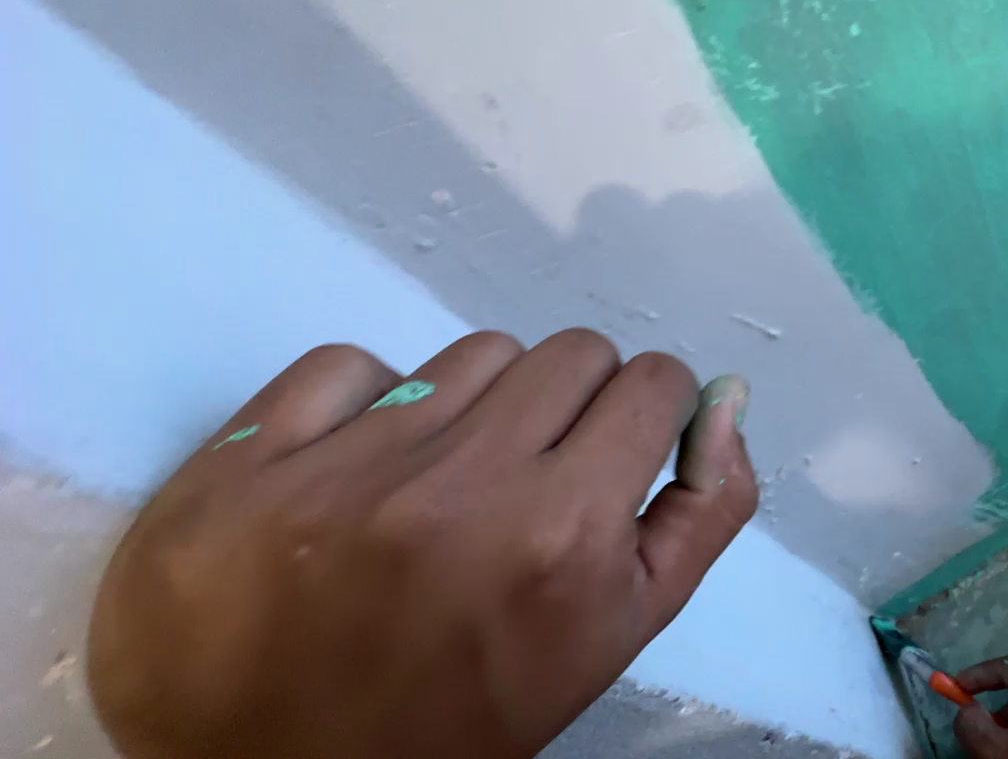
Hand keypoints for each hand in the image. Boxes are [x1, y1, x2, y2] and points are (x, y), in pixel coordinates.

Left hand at [87, 329, 756, 758]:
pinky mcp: (234, 470)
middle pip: (576, 352)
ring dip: (486, 403)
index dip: (654, 409)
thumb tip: (726, 398)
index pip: (655, 382)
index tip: (624, 446)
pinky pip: (348, 363)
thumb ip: (711, 505)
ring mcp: (338, 473)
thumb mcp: (632, 621)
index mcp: (562, 532)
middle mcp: (459, 488)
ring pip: (477, 352)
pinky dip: (372, 402)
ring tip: (451, 477)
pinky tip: (361, 469)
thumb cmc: (485, 701)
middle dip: (580, 401)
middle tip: (542, 467)